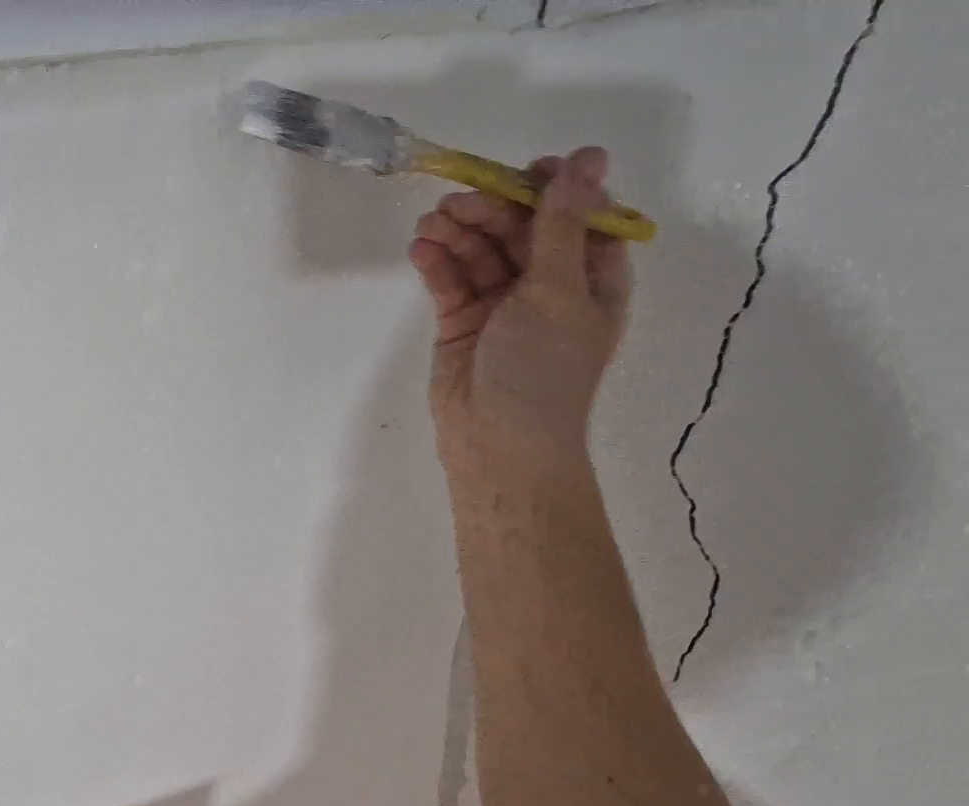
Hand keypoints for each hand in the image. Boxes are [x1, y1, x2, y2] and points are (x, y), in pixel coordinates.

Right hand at [409, 146, 632, 476]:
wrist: (497, 441)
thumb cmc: (541, 369)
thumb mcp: (557, 290)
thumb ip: (561, 224)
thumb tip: (586, 157)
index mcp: (591, 276)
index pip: (578, 216)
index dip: (553, 188)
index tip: (521, 171)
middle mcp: (549, 285)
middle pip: (520, 230)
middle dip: (489, 212)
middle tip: (454, 202)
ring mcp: (502, 305)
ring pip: (480, 253)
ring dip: (457, 234)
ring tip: (429, 225)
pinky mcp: (462, 323)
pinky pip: (451, 281)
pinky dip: (437, 264)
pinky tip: (421, 250)